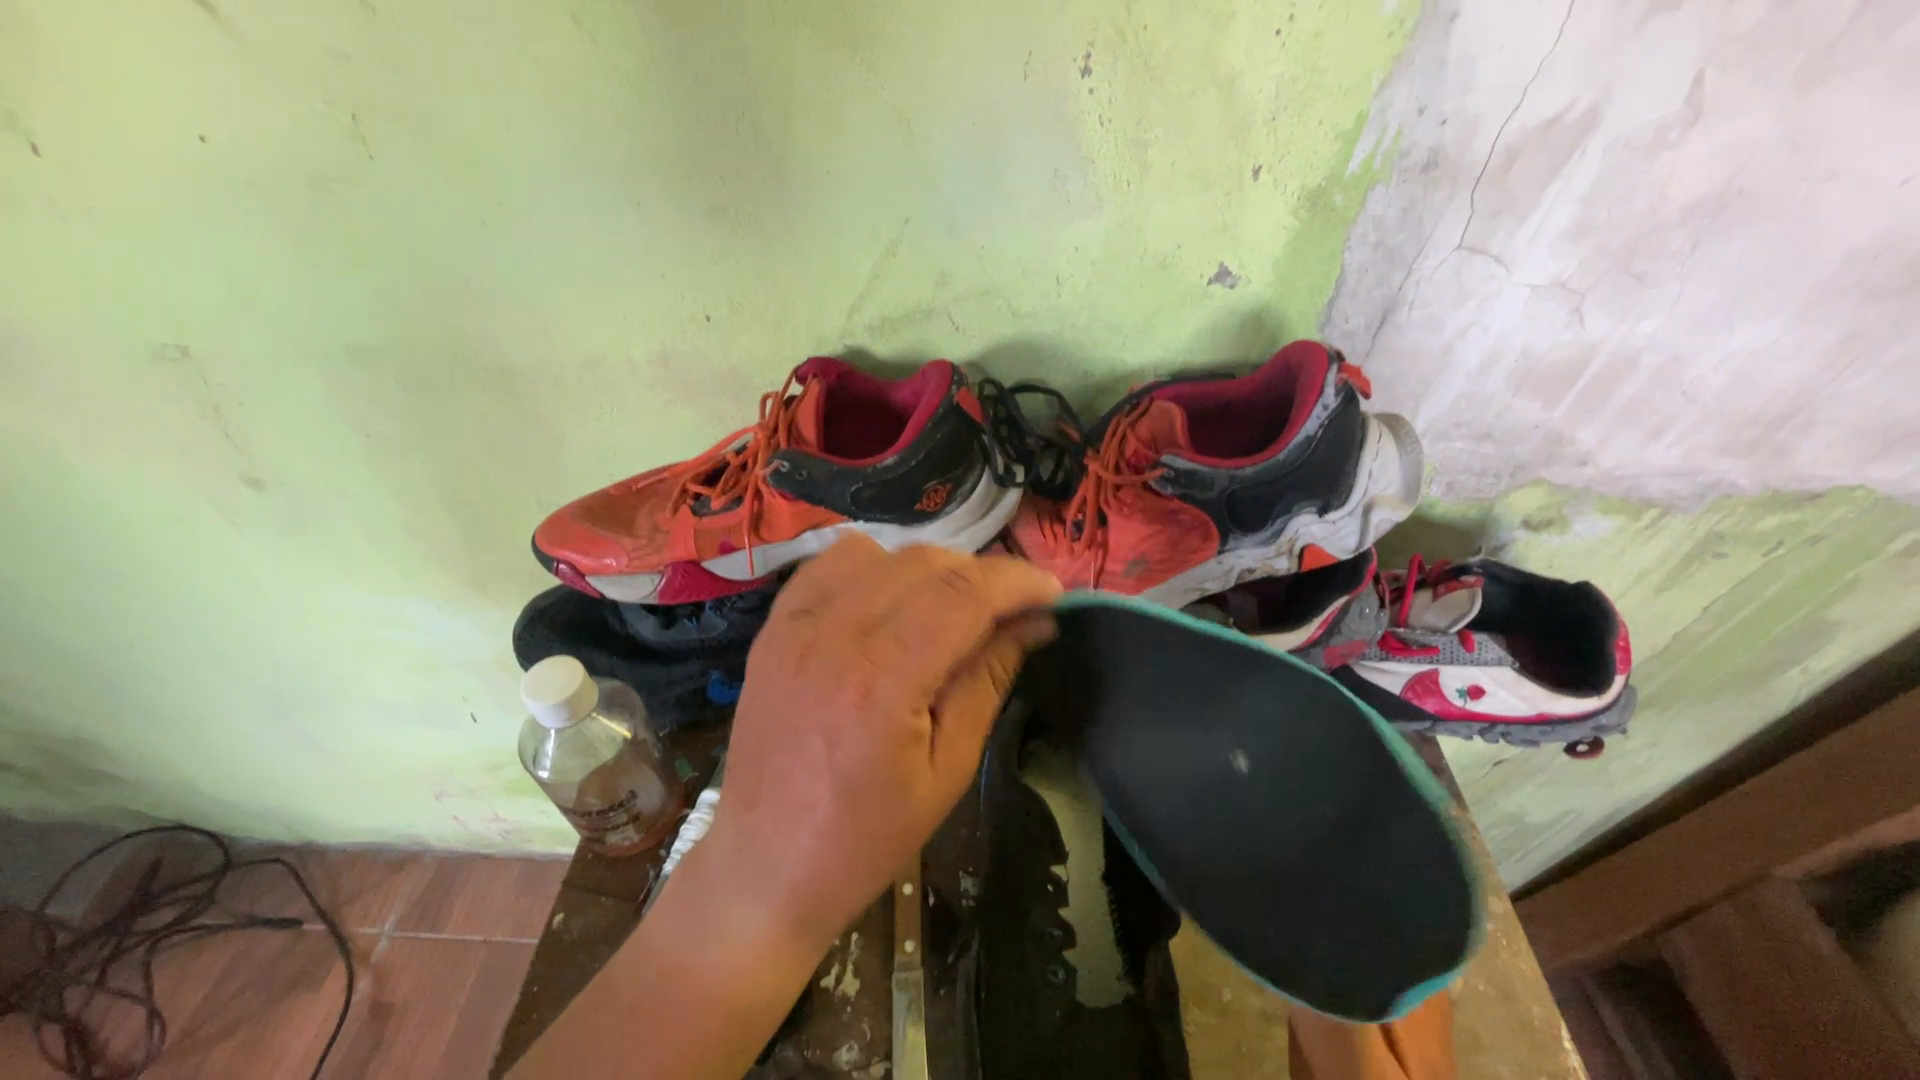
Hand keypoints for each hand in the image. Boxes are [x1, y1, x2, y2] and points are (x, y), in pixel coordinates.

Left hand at [699, 535, 1060, 947]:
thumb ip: (988, 681)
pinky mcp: (773, 629)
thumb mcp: (948, 769)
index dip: (1019, 582)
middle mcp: (833, 635)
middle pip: (926, 563)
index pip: (965, 594)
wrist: (765, 867)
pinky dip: (875, 567)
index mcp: (882, 680)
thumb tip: (1034, 623)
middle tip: (1013, 610)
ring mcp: (794, 626)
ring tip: (955, 608)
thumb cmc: (867, 838)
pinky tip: (893, 601)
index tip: (1054, 593)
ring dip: (931, 568)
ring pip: (880, 553)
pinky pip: (831, 564)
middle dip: (983, 575)